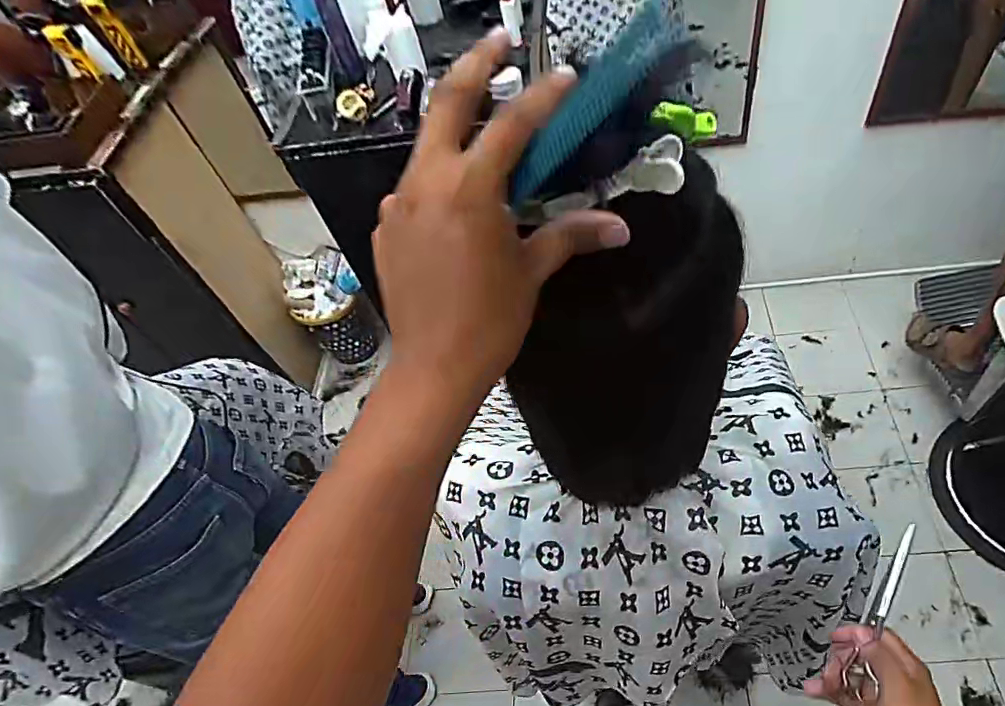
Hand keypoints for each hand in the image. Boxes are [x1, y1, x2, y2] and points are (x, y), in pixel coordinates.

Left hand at [371, 29, 629, 411]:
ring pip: (430, 146)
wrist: (435, 366)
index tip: (564, 75)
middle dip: (477, 63)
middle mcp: (426, 181)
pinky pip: (417, 189)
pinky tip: (460, 211)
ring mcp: (399, 200)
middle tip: (500, 40)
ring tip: (487, 138)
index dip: (542, 97)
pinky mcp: (386, 224)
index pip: (511, 126)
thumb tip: (618, 225)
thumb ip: (569, 237)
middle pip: (449, 102)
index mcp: (470, 190)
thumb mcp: (531, 274)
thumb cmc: (490, 322)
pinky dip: (442, 184)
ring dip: (460, 132)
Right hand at [804, 625, 965, 705]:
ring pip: (853, 675)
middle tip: (832, 665)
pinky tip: (818, 690)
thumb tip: (865, 637)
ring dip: (835, 674)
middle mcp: (894, 679)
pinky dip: (832, 691)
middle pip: (863, 655)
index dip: (858, 634)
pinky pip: (847, 696)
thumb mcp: (898, 684)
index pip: (880, 638)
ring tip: (823, 680)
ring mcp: (882, 697)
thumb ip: (880, 656)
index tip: (838, 636)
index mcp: (906, 667)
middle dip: (843, 656)